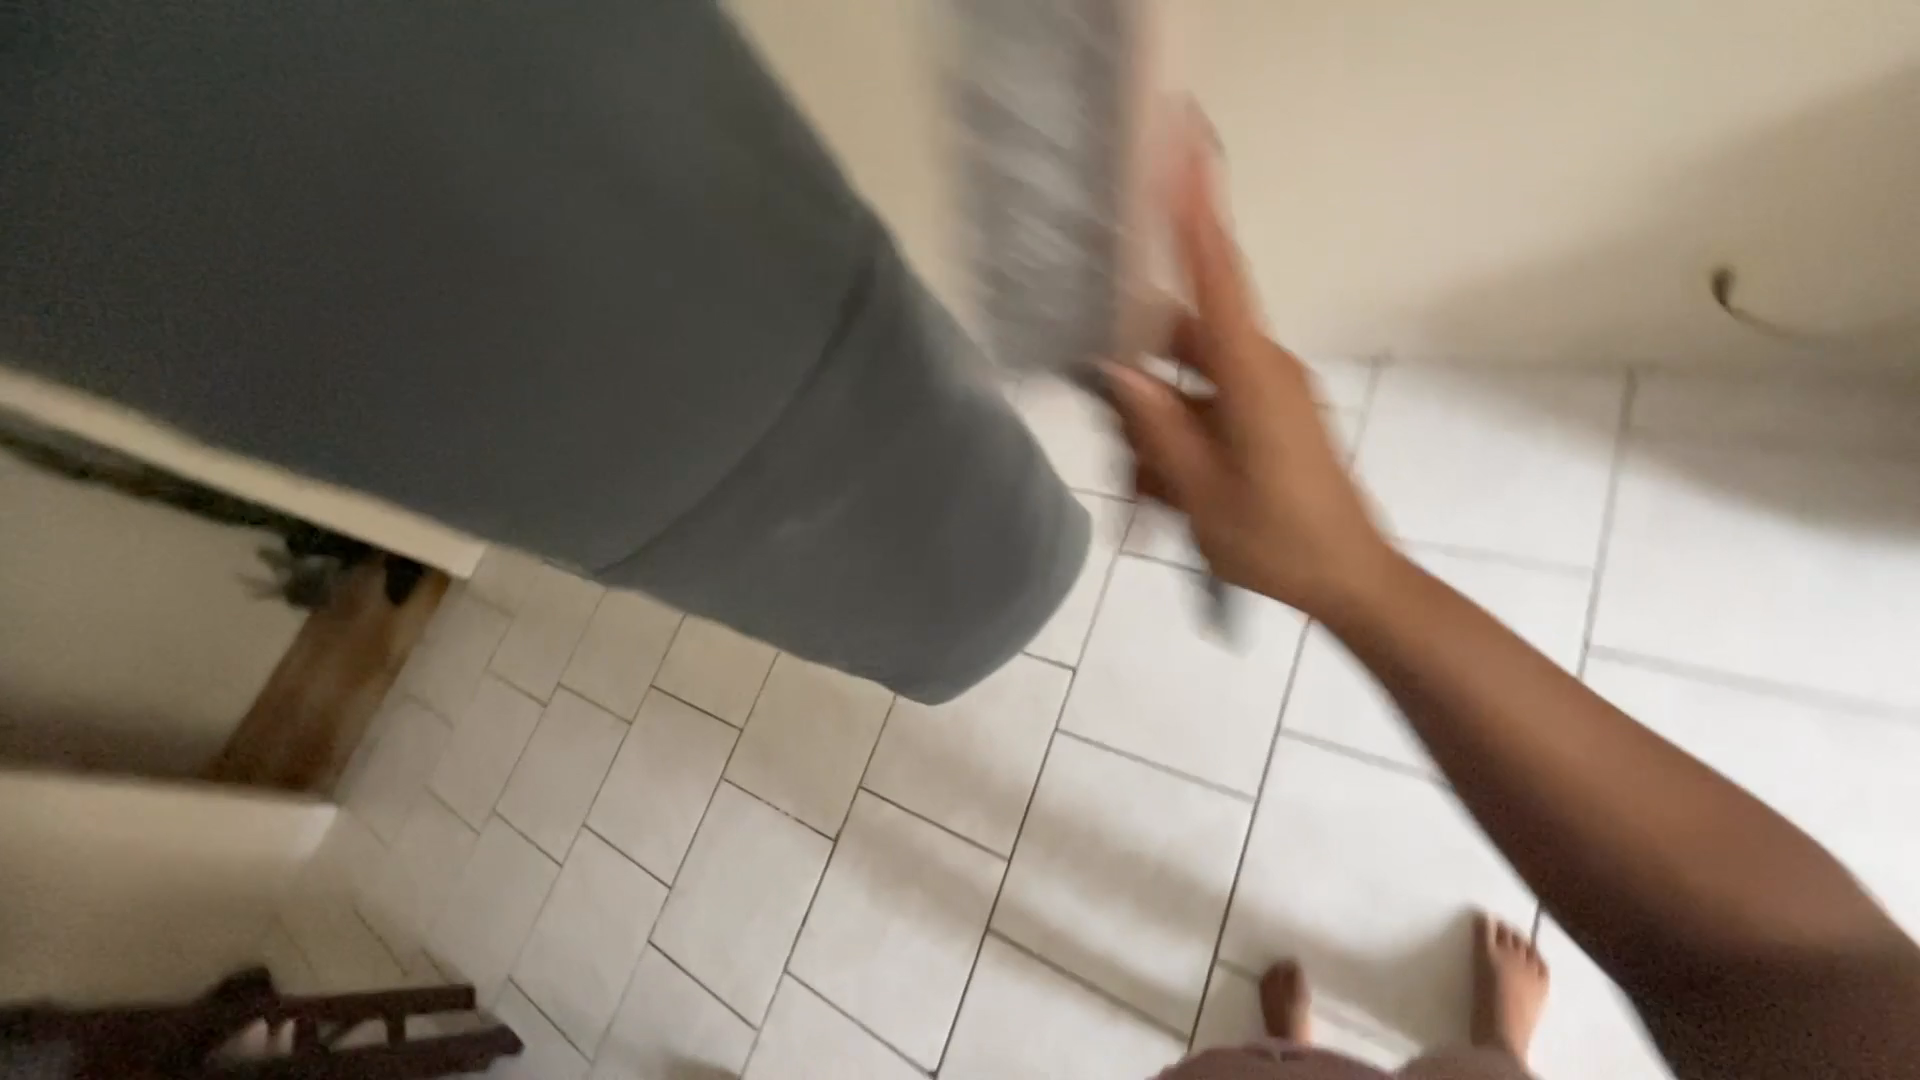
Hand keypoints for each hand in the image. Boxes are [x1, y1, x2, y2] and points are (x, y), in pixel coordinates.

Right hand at [1104, 124, 1398, 621]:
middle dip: (1139, 388)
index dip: (1195, 220)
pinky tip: (1166, 489)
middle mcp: (1263, 371)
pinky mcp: (1270, 415)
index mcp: (1252, 380)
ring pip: (1188, 382)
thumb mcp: (1200, 494)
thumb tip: (1115, 371)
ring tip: (1149, 493)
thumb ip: (1156, 427)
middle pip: (1181, 343)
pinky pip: (1209, 406)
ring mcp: (1269, 393)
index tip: (1178, 157)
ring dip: (1156, 427)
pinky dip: (1179, 438)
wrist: (1350, 580)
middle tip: (1123, 455)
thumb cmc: (1276, 542)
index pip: (1218, 282)